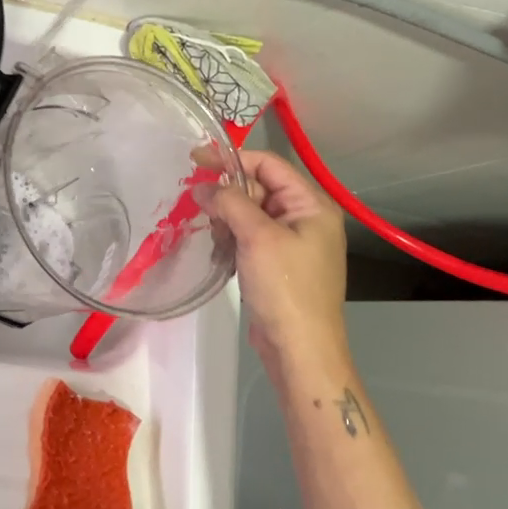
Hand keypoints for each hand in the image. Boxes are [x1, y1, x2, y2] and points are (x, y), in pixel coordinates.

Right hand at [207, 148, 348, 368]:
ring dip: (227, 219)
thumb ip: (228, 201)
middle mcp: (306, 218)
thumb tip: (202, 187)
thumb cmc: (285, 288)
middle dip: (228, 194)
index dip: (232, 158)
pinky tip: (220, 252)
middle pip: (257, 187)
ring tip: (215, 237)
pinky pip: (249, 235)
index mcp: (312, 205)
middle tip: (200, 206)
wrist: (300, 350)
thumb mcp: (256, 236)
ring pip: (249, 211)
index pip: (268, 164)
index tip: (195, 160)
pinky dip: (231, 237)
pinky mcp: (278, 262)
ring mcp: (292, 242)